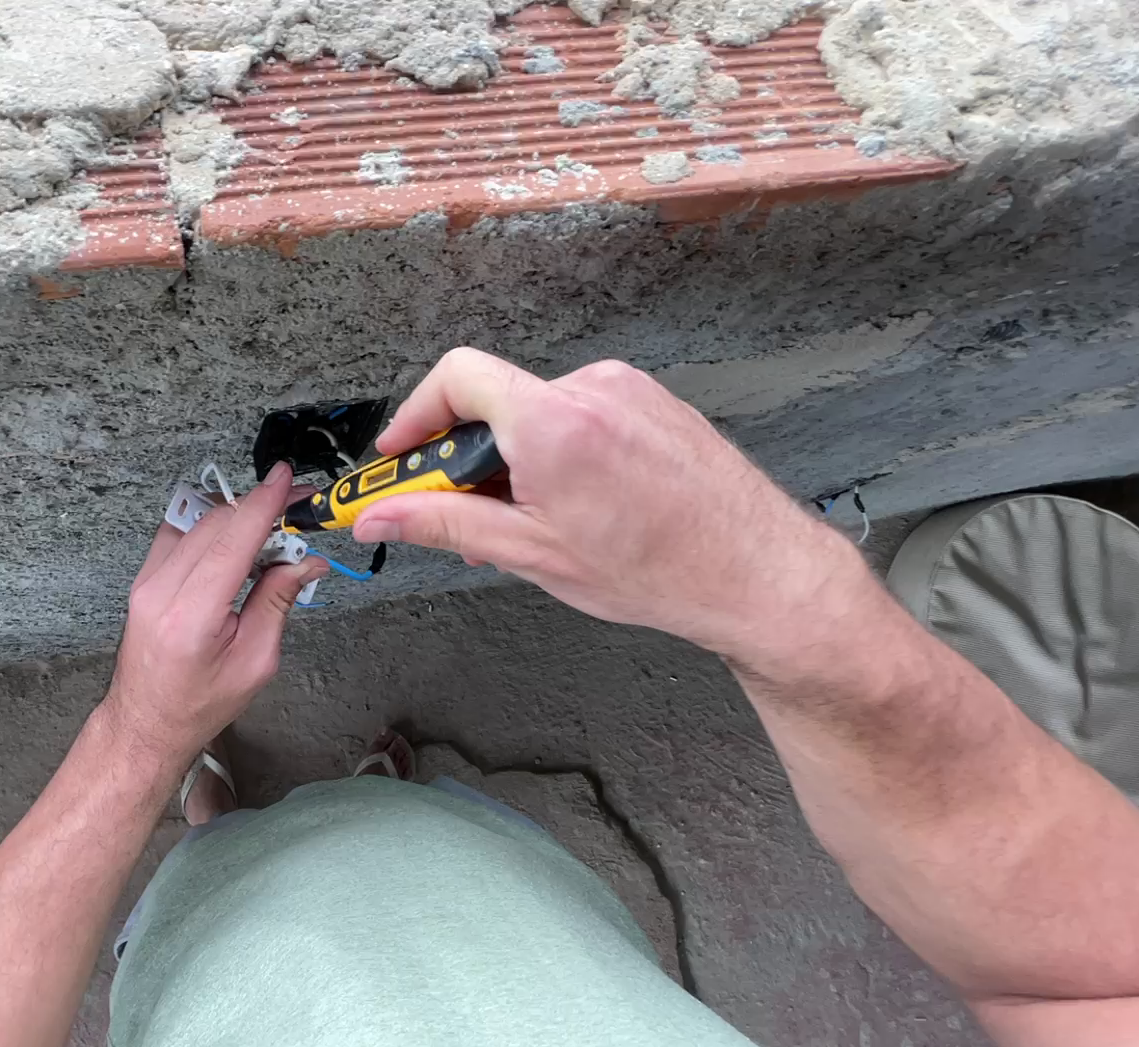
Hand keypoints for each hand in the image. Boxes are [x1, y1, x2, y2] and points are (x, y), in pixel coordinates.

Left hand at [97, 462, 328, 765]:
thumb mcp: (255, 661)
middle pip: (214, 524)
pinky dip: (210, 528)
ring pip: (195, 522)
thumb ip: (277, 602)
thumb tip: (306, 560)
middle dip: (258, 509)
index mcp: (191, 617)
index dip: (263, 504)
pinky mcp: (143, 579)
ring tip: (268, 532)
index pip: (231, 541)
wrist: (146, 722)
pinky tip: (232, 542)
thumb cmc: (201, 703)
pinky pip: (178, 533)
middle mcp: (160, 591)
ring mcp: (145, 582)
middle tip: (295, 514)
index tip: (287, 480)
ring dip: (235, 517)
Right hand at [351, 348, 856, 661]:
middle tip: (460, 510)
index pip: (456, 378)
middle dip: (464, 456)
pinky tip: (567, 501)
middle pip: (492, 402)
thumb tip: (379, 518)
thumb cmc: (656, 570)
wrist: (759, 575)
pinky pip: (575, 413)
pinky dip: (551, 449)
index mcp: (553, 423)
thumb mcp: (529, 552)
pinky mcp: (648, 401)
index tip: (401, 454)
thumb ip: (442, 525)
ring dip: (510, 458)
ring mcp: (625, 390)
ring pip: (533, 411)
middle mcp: (589, 390)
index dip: (415, 414)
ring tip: (525, 519)